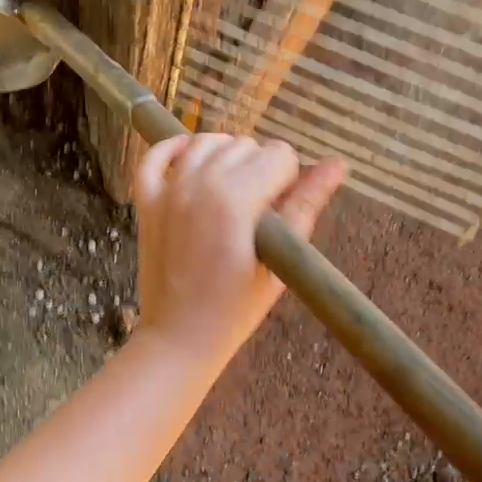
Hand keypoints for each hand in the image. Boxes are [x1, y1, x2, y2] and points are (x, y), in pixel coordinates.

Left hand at [133, 134, 344, 357]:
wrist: (177, 339)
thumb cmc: (232, 310)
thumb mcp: (278, 263)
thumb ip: (303, 208)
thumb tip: (335, 165)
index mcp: (234, 199)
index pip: (279, 155)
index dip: (289, 181)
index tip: (280, 213)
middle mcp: (197, 186)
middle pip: (245, 145)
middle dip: (259, 170)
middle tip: (256, 214)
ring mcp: (167, 194)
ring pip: (206, 143)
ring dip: (224, 157)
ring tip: (231, 193)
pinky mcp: (146, 206)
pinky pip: (153, 157)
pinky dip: (170, 150)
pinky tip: (189, 159)